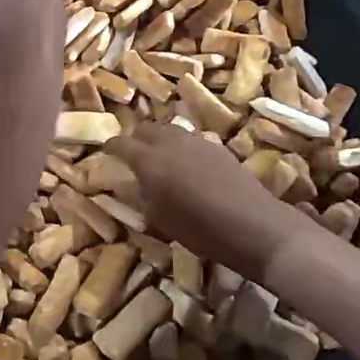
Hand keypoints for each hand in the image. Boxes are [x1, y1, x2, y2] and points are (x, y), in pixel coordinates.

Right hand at [106, 123, 311, 284]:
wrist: (253, 225)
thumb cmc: (200, 230)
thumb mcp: (160, 219)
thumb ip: (140, 196)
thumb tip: (127, 182)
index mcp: (150, 161)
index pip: (122, 144)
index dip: (111, 146)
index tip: (105, 151)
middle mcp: (171, 143)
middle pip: (146, 129)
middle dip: (135, 138)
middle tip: (131, 153)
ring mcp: (197, 141)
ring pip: (170, 130)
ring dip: (159, 139)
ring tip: (158, 156)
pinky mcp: (218, 147)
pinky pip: (190, 138)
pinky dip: (180, 145)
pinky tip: (185, 163)